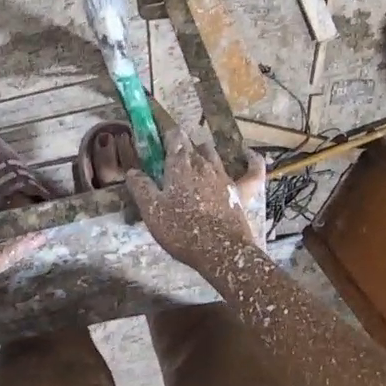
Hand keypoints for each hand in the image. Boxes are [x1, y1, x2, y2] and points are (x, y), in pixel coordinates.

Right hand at [126, 129, 265, 271]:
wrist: (219, 252)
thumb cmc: (181, 230)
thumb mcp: (152, 211)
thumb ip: (141, 188)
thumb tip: (132, 171)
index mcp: (180, 165)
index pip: (174, 137)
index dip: (166, 133)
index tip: (158, 134)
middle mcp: (203, 164)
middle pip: (192, 145)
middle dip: (182, 145)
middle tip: (171, 157)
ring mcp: (224, 176)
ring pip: (214, 154)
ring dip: (204, 151)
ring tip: (196, 157)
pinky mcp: (241, 191)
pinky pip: (252, 170)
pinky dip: (251, 160)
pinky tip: (249, 154)